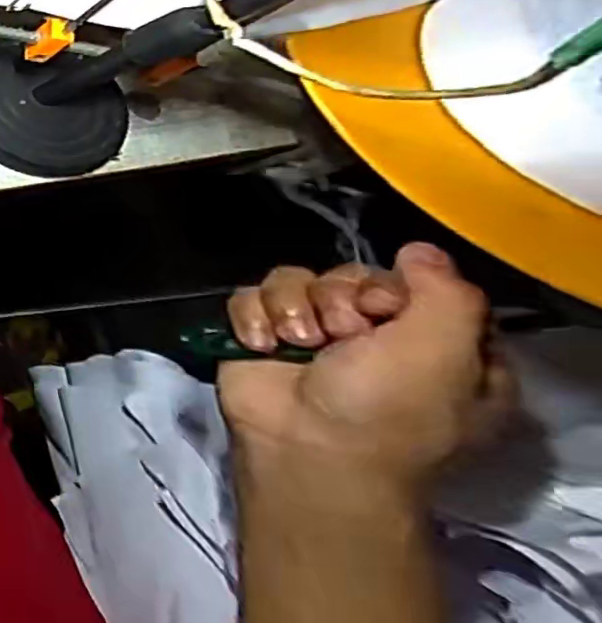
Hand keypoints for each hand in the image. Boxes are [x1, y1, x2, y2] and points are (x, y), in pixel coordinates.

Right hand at [219, 243, 513, 491]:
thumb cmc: (386, 408)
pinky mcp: (258, 333)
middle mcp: (372, 334)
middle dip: (330, 300)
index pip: (402, 281)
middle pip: (339, 275)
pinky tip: (259, 345)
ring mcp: (309, 333)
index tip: (381, 314)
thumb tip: (419, 248)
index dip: (385, 289)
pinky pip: (246, 296)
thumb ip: (445, 295)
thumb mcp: (442, 354)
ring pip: (289, 280)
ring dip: (287, 309)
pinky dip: (250, 318)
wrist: (304, 443)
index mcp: (429, 342)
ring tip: (292, 345)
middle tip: (336, 336)